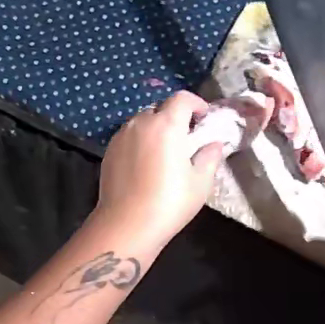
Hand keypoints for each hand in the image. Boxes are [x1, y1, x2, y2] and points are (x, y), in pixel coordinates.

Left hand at [95, 92, 228, 245]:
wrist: (126, 225)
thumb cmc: (169, 202)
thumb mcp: (200, 182)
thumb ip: (209, 157)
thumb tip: (215, 145)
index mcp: (167, 125)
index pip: (182, 98)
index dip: (195, 103)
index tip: (203, 116)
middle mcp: (141, 123)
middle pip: (160, 108)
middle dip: (175, 116)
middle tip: (186, 136)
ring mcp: (121, 136)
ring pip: (142, 121)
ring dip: (156, 127)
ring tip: (165, 149)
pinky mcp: (109, 151)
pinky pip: (129, 136)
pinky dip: (141, 140)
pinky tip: (147, 162)